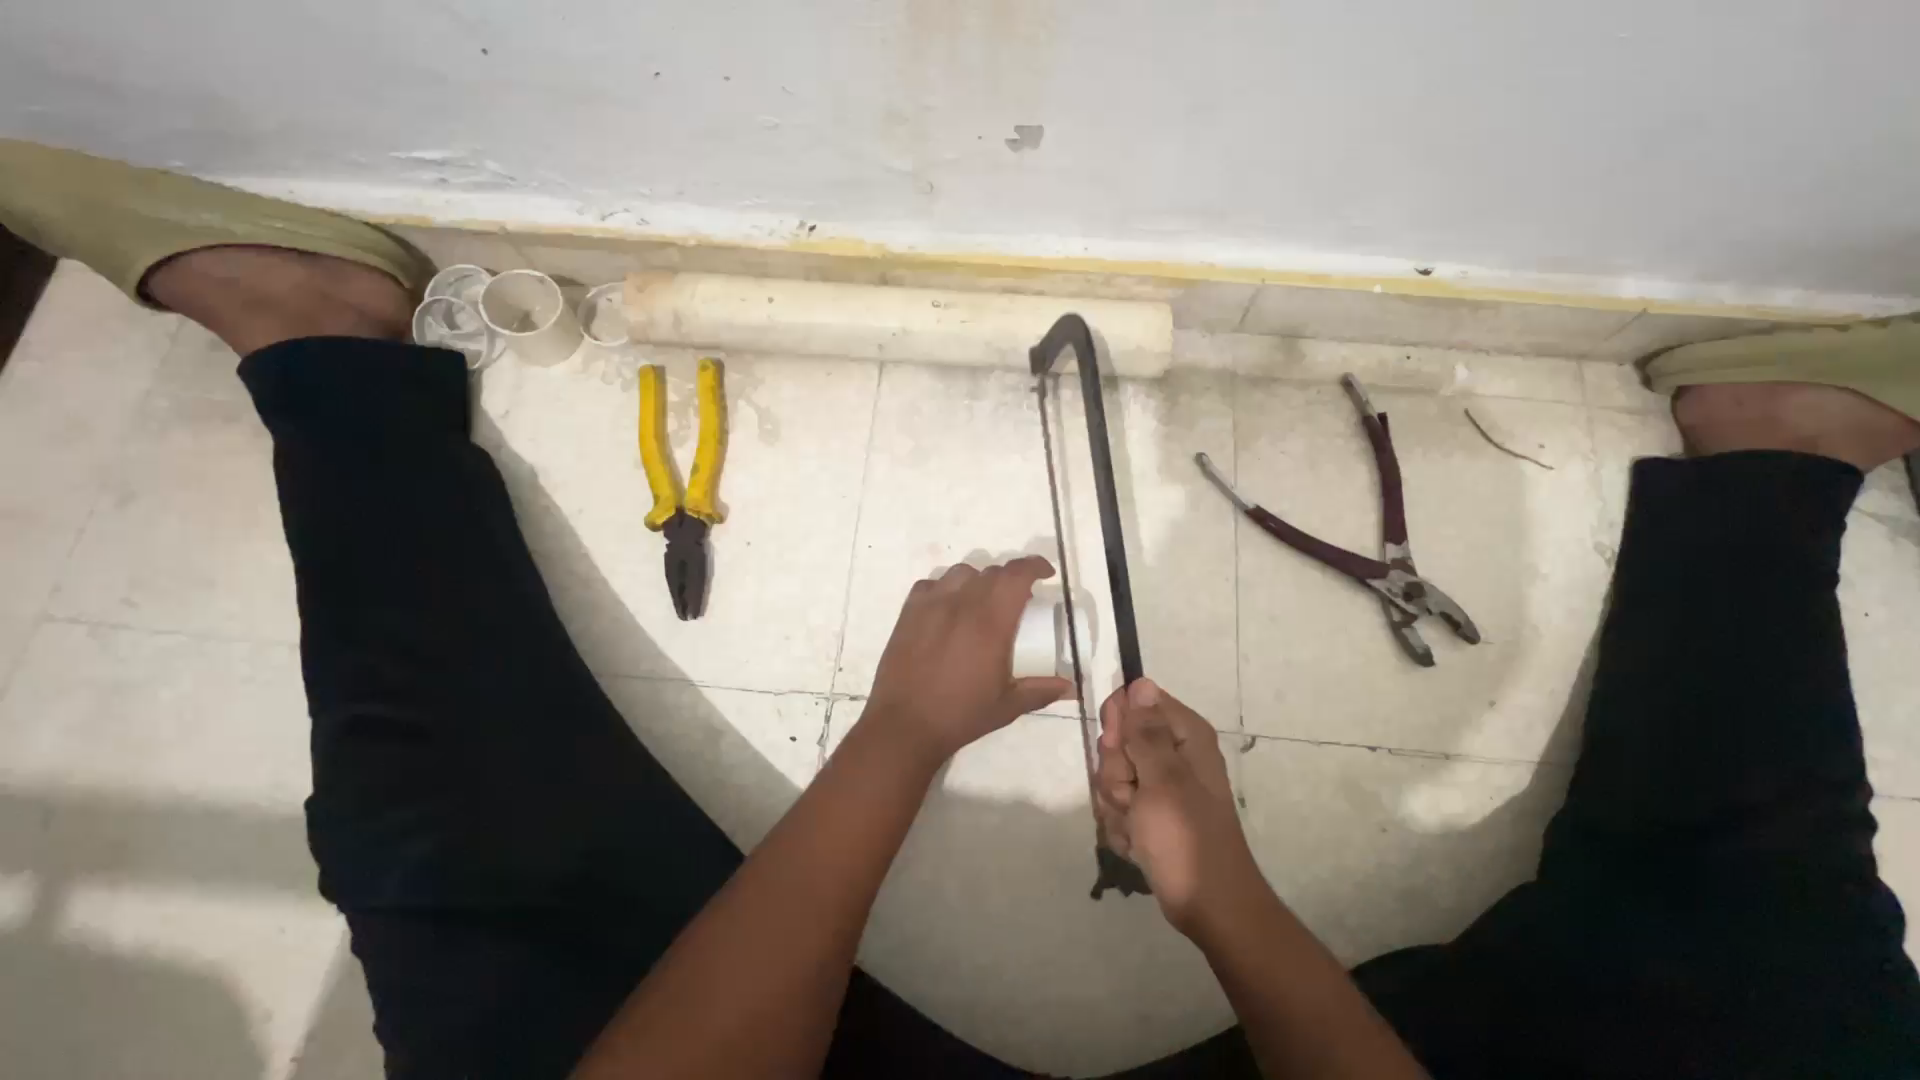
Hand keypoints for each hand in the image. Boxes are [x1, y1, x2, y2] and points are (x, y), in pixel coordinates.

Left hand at [863, 556, 1071, 764]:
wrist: (904, 724)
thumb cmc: (961, 715)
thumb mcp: (1008, 706)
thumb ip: (1041, 690)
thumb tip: (1070, 687)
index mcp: (990, 622)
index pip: (1016, 575)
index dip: (1035, 566)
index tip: (1046, 574)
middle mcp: (961, 604)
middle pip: (992, 573)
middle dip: (1011, 578)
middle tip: (1019, 600)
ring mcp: (931, 605)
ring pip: (961, 573)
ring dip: (979, 580)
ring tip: (983, 601)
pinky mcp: (908, 612)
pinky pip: (932, 585)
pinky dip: (947, 588)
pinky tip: (949, 608)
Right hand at [1095, 679, 1262, 937]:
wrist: (1208, 906)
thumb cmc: (1187, 838)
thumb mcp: (1163, 779)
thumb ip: (1146, 730)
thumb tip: (1140, 681)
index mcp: (1184, 736)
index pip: (1133, 702)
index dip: (1118, 725)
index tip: (1119, 750)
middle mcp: (1172, 754)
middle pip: (1117, 742)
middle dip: (1114, 774)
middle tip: (1133, 798)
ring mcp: (1159, 787)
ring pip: (1110, 778)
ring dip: (1116, 806)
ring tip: (1139, 828)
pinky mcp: (1148, 815)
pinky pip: (1115, 808)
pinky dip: (1122, 828)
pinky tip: (1139, 844)